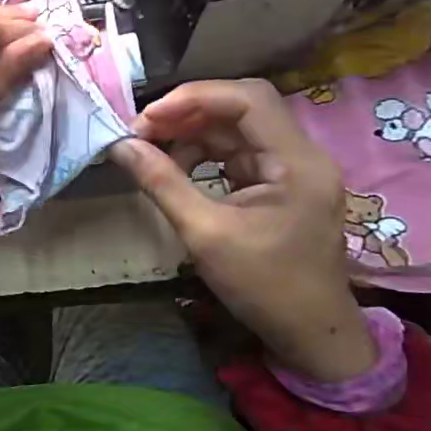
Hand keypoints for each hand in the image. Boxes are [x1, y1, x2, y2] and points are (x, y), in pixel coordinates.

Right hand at [109, 79, 375, 381]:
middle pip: (242, 109)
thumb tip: (121, 146)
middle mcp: (301, 154)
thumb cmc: (263, 286)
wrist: (310, 332)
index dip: (195, 98)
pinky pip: (238, 154)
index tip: (147, 118)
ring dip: (192, 135)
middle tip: (141, 133)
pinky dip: (204, 155)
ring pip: (237, 131)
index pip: (248, 100)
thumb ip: (162, 183)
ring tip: (152, 152)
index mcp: (296, 161)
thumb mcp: (205, 234)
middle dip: (188, 114)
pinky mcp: (281, 184)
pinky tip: (176, 170)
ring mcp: (293, 169)